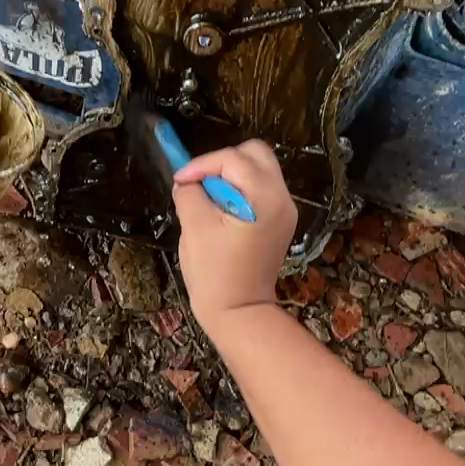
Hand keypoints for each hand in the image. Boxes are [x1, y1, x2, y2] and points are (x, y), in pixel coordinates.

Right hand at [171, 140, 297, 325]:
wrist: (239, 311)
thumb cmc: (214, 271)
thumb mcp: (194, 226)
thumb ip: (190, 193)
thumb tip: (188, 182)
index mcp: (265, 197)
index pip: (233, 159)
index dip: (202, 165)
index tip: (180, 181)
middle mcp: (282, 198)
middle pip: (255, 154)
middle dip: (223, 162)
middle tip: (200, 184)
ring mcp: (284, 211)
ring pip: (258, 170)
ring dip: (231, 176)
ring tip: (208, 200)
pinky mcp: (279, 222)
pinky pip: (260, 190)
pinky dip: (239, 191)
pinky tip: (221, 212)